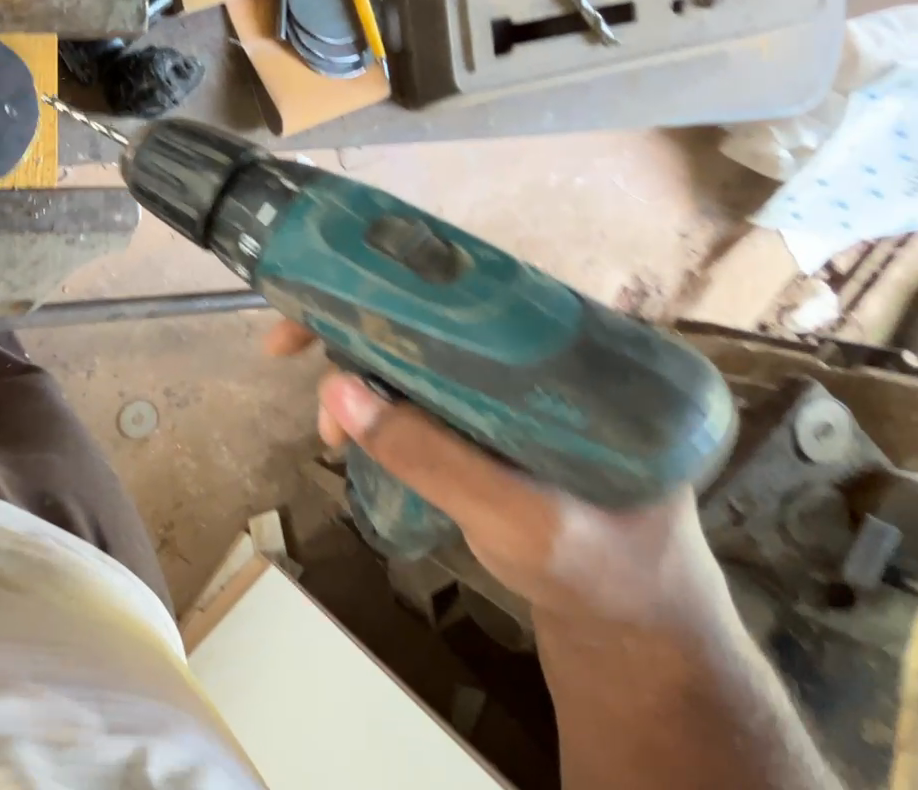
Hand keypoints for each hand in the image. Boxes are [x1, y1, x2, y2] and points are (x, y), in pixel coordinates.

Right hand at [265, 321, 734, 639]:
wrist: (631, 630)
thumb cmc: (604, 572)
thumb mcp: (519, 520)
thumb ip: (432, 459)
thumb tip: (335, 388)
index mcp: (579, 353)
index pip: (474, 291)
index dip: (391, 287)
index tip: (318, 294)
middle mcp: (543, 358)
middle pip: (432, 319)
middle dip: (354, 336)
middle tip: (286, 352)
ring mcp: (515, 391)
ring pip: (416, 359)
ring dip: (358, 381)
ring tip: (331, 434)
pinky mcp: (490, 421)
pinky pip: (418, 395)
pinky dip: (374, 409)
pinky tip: (352, 439)